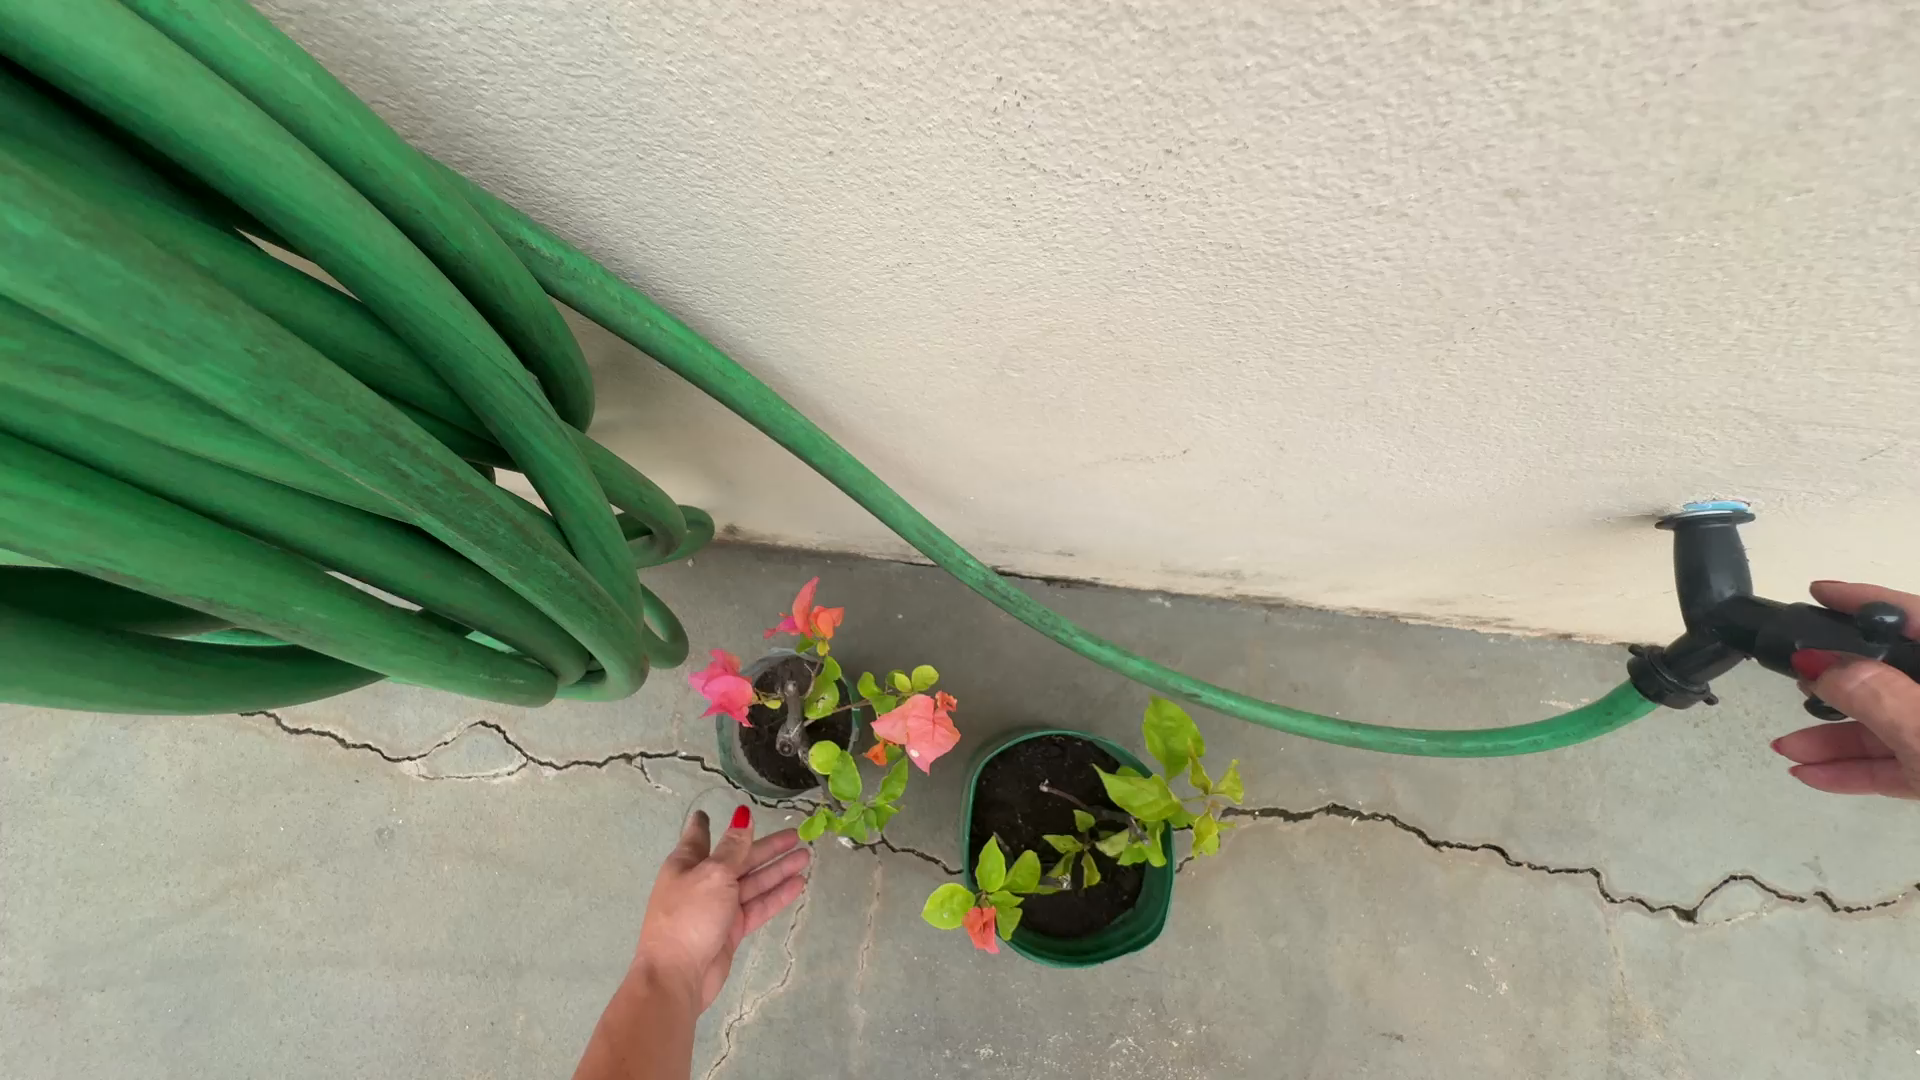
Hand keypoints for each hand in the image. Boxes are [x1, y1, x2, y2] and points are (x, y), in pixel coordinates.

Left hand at [636, 806, 809, 1010]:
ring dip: (778, 870)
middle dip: (766, 847)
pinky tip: (798, 885)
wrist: (675, 978)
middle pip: (738, 858)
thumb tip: (743, 816)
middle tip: (796, 835)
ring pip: (752, 882)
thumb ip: (734, 846)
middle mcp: (702, 882)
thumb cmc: (689, 916)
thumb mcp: (714, 874)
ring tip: (806, 857)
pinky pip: (757, 906)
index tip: (707, 812)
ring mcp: (717, 907)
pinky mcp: (730, 930)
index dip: (705, 824)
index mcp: (687, 863)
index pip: (699, 836)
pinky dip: (776, 896)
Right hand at [1772, 581, 1919, 798]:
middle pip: (1909, 679)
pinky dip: (1873, 768)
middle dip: (1843, 690)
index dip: (1868, 603)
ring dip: (1846, 739)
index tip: (1818, 594)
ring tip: (1789, 749)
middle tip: (1793, 689)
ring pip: (1911, 724)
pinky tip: (1820, 775)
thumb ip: (1873, 694)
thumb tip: (1820, 662)